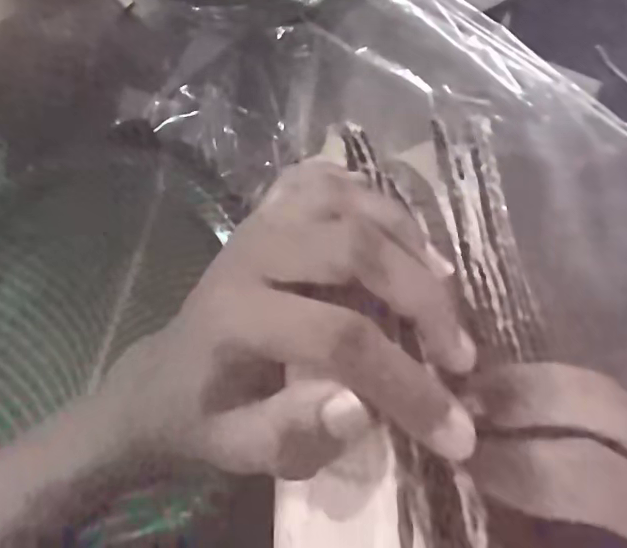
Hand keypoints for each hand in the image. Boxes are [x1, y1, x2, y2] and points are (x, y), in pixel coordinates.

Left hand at [99, 160, 478, 479]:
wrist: (166, 370)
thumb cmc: (206, 415)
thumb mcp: (238, 450)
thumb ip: (294, 434)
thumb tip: (364, 404)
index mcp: (238, 315)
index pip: (339, 337)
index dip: (405, 383)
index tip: (456, 429)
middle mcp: (254, 249)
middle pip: (353, 247)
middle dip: (420, 296)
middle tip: (460, 349)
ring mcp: (263, 216)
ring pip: (349, 199)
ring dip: (406, 237)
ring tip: (442, 283)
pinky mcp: (270, 204)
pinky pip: (326, 176)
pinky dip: (367, 192)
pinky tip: (394, 224)